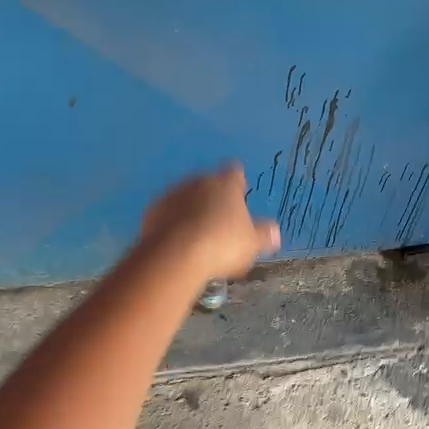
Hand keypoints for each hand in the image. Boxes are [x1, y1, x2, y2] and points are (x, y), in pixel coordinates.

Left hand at [136, 164, 280, 283]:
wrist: (176, 255)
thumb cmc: (221, 245)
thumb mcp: (251, 244)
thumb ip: (264, 235)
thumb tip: (275, 231)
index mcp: (226, 183)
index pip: (235, 173)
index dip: (238, 184)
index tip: (240, 196)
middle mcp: (199, 181)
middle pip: (208, 185)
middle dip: (213, 199)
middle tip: (219, 223)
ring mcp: (173, 194)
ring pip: (186, 198)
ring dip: (191, 211)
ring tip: (197, 236)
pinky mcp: (153, 211)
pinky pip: (167, 214)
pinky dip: (172, 223)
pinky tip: (177, 242)